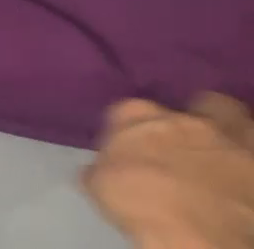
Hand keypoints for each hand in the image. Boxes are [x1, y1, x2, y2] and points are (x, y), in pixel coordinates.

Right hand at [85, 93, 253, 247]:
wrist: (197, 236)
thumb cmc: (137, 202)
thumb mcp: (99, 181)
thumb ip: (106, 163)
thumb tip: (110, 168)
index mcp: (138, 114)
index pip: (132, 109)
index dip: (135, 128)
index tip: (135, 146)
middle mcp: (190, 121)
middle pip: (207, 103)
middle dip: (205, 115)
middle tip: (198, 139)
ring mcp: (238, 146)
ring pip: (243, 122)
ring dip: (237, 134)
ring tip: (228, 153)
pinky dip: (250, 164)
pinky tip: (242, 178)